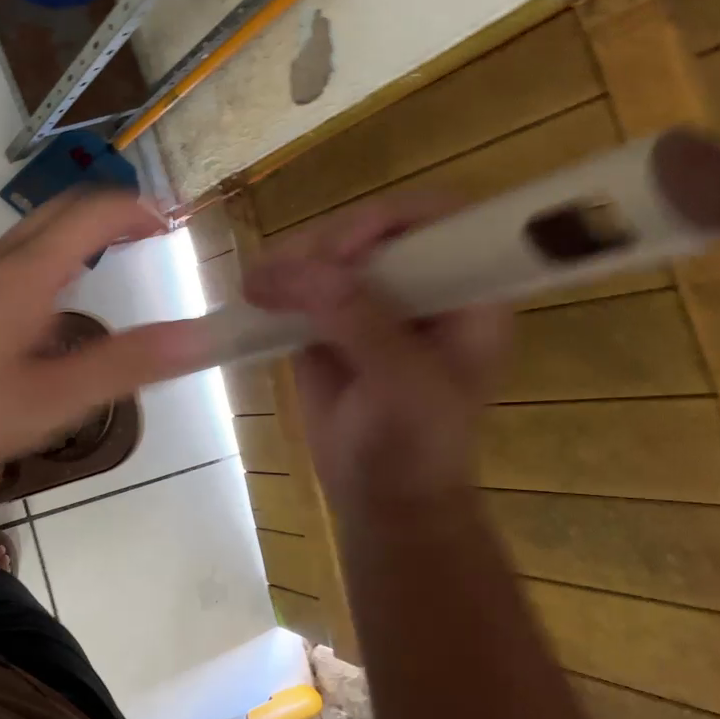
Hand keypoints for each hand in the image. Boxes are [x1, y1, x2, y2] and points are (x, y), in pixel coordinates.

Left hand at [0, 192, 213, 480]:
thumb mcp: (57, 397)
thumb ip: (127, 364)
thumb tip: (198, 336)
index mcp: (27, 272)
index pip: (93, 212)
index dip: (140, 208)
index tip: (180, 224)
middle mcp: (3, 259)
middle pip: (66, 207)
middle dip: (117, 208)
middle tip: (160, 230)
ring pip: (42, 224)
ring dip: (88, 224)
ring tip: (129, 247)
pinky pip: (25, 246)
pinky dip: (63, 243)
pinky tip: (73, 284)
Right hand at [242, 194, 511, 514]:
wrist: (378, 497)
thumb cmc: (414, 445)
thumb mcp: (402, 383)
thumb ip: (360, 321)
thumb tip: (300, 268)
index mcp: (467, 295)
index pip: (442, 221)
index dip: (394, 222)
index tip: (347, 252)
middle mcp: (421, 286)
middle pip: (373, 228)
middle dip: (328, 243)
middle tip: (290, 275)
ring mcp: (370, 300)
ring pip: (329, 250)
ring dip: (292, 259)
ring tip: (258, 286)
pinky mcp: (326, 318)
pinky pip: (298, 281)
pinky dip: (273, 280)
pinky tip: (252, 292)